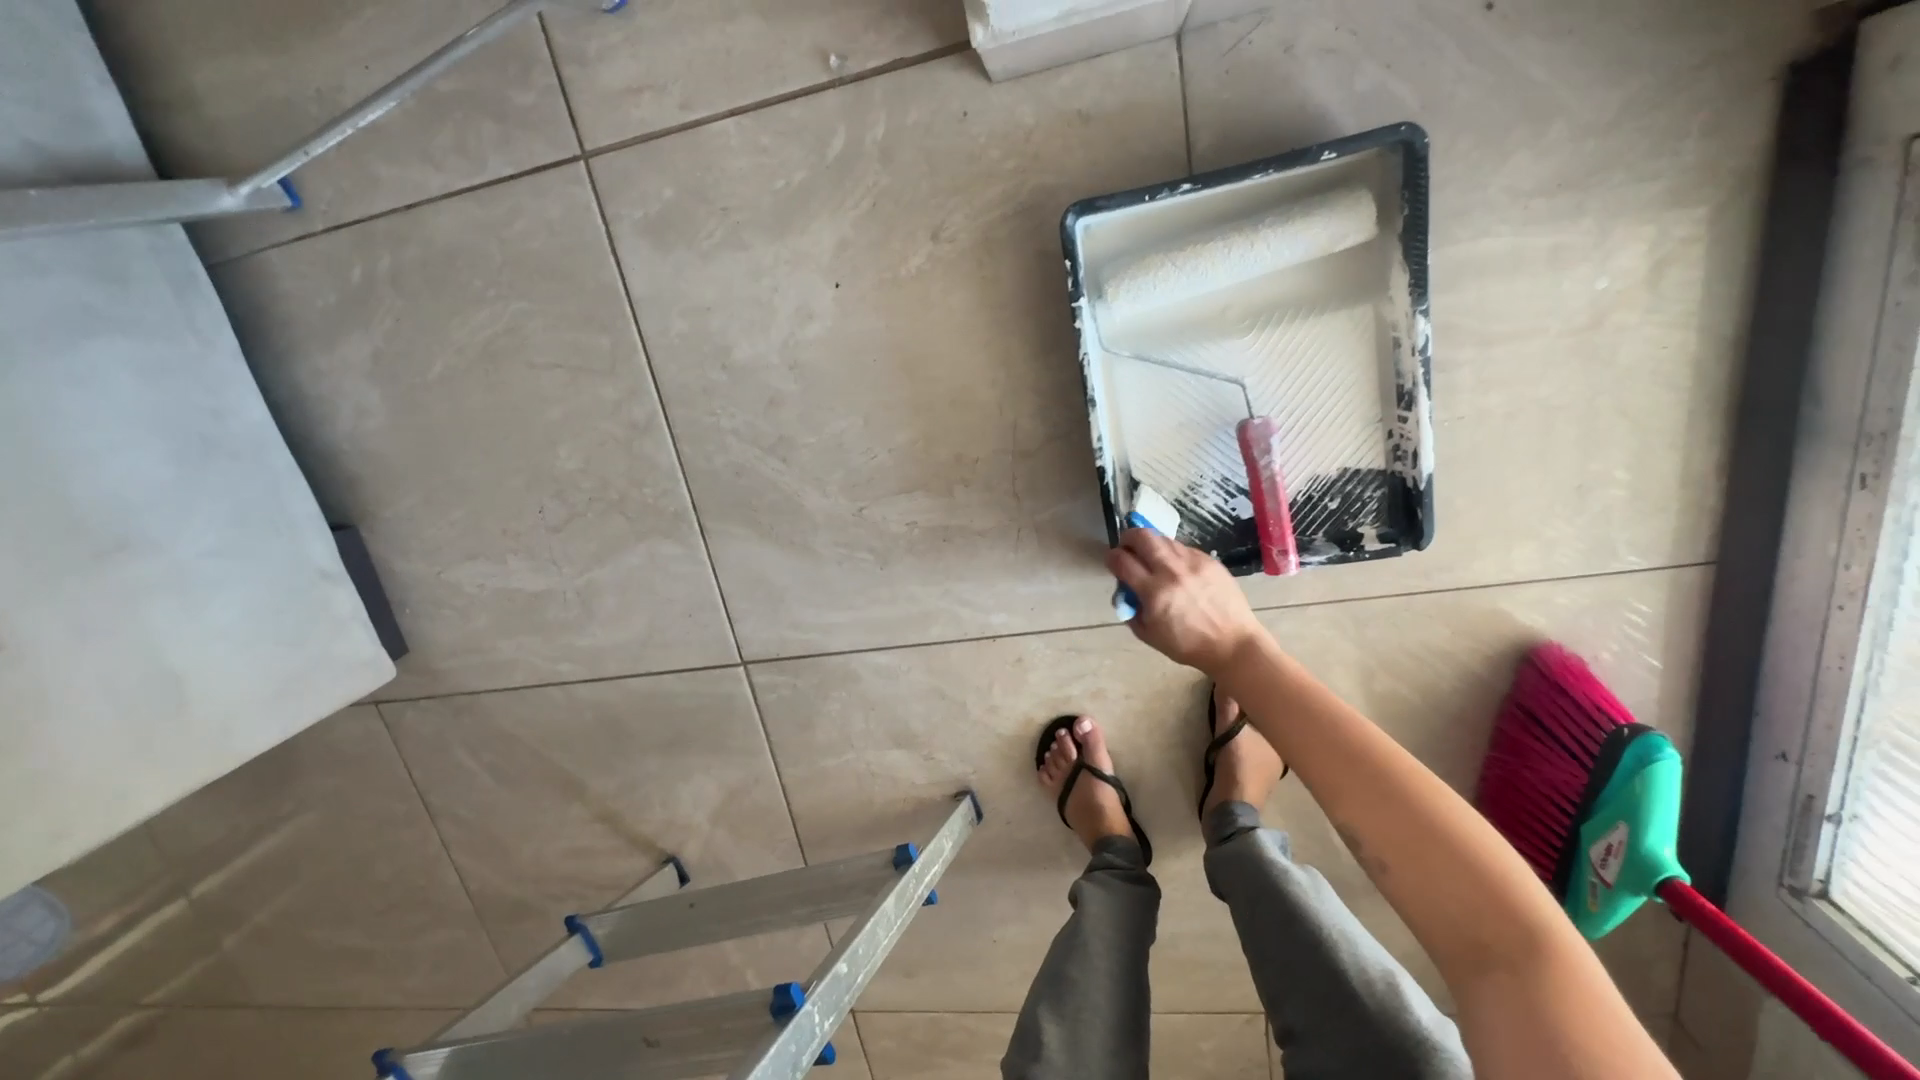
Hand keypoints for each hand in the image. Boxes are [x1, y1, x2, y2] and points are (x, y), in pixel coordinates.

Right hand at [1106, 528, 1265, 673]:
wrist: (1232, 643)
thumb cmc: (1188, 645)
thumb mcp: (1148, 635)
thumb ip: (1131, 610)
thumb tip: (1124, 590)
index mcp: (1154, 593)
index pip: (1122, 561)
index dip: (1112, 558)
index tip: (1113, 562)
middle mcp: (1171, 571)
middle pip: (1142, 536)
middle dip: (1128, 538)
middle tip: (1129, 548)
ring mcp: (1193, 562)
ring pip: (1163, 538)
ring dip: (1151, 544)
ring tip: (1153, 558)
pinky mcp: (1209, 560)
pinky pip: (1184, 548)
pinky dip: (1173, 554)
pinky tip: (1177, 569)